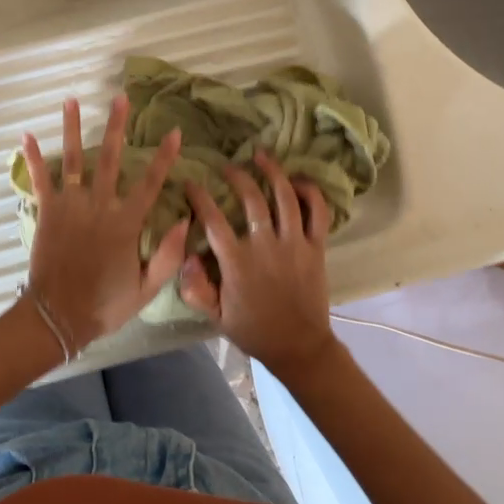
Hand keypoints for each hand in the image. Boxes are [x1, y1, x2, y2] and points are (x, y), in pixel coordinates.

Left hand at [21, 95, 188, 353]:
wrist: (59, 316)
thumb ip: (168, 255)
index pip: (151, 183)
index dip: (164, 157)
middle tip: (120, 98)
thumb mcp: (147, 288)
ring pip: (74, 159)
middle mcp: (100, 205)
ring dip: (72, 128)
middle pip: (111, 158)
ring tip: (71, 100)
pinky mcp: (47, 212)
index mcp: (126, 222)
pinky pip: (40, 179)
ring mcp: (71, 205)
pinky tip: (27, 135)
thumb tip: (184, 219)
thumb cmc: (106, 304)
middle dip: (117, 126)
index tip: (173, 131)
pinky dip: (34, 157)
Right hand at [180, 150, 339, 380]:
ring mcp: (295, 244)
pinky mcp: (317, 248)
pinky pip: (318, 212)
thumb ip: (195, 288)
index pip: (213, 220)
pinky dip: (310, 192)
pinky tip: (298, 181)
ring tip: (261, 156)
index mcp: (238, 263)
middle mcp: (266, 246)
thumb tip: (185, 256)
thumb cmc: (254, 330)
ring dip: (273, 172)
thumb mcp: (215, 316)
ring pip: (285, 197)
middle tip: (227, 167)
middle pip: (251, 199)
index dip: (199, 197)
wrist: (299, 347)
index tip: (191, 183)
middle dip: (236, 176)